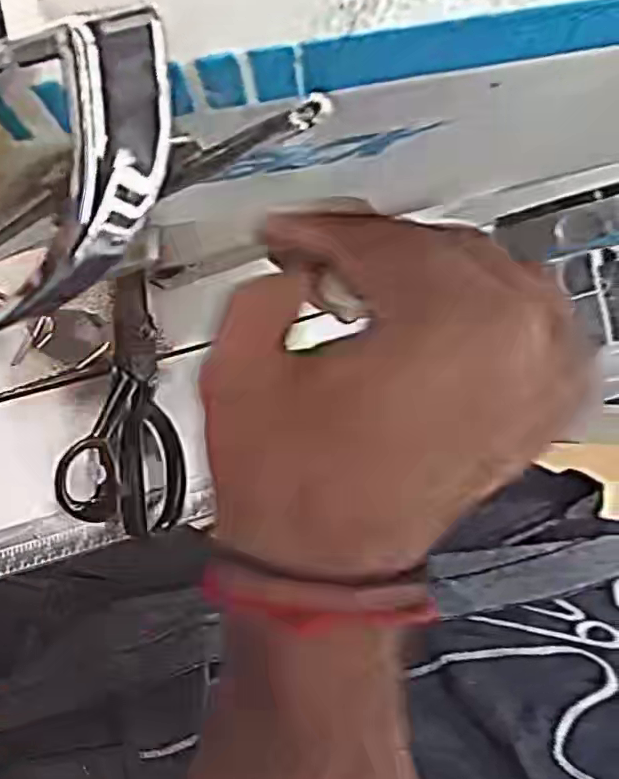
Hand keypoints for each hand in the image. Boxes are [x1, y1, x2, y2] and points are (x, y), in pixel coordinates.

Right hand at [200, 212, 589, 578]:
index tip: (285, 231)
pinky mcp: (543, 396)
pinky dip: (464, 306)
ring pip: (491, 276)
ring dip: (418, 270)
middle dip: (369, 244)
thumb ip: (257, 301)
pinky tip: (413, 318)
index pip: (380, 242)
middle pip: (445, 247)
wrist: (320, 548)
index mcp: (443, 324)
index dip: (317, 230)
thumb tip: (283, 275)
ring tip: (356, 284)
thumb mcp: (233, 376)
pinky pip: (520, 319)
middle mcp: (518, 336)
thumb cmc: (284, 477)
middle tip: (311, 251)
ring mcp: (543, 369)